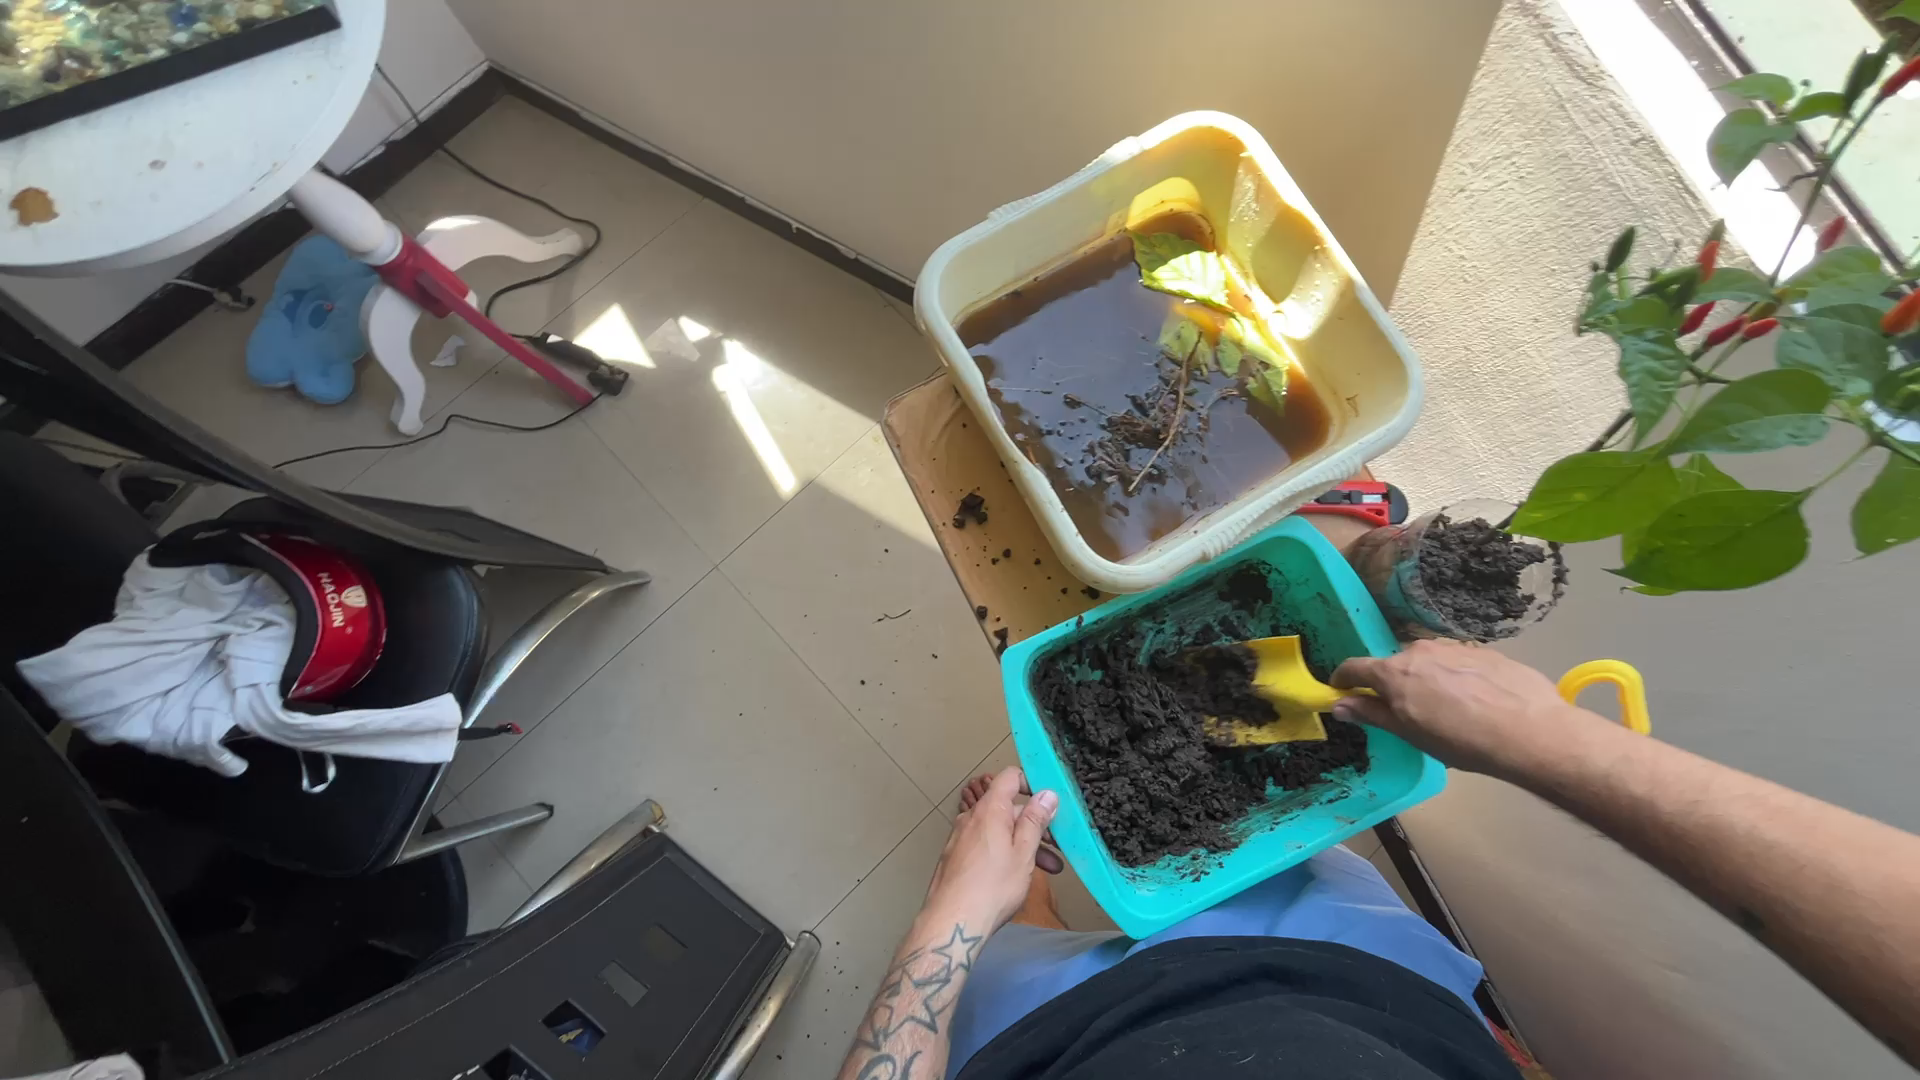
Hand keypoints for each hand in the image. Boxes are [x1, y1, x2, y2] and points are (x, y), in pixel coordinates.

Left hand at [924, 766, 1057, 930]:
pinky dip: (1005, 853)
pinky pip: (986, 845)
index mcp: (989, 809)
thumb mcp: (1023, 853)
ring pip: (999, 830)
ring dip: (1024, 844)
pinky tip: (1020, 875)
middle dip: (1035, 824)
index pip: (1010, 777)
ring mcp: (962, 837)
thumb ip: (1035, 821)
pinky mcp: (957, 857)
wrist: (952, 923)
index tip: (1050, 802)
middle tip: (1059, 846)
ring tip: (1050, 869)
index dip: (1031, 783)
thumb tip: (1047, 793)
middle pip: (1007, 808)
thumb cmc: (993, 886)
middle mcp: (972, 817)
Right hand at [1330, 640, 1606, 776]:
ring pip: (1427, 661)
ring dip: (1427, 678)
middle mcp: (1417, 651)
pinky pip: (1458, 662)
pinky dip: (1457, 677)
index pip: (1353, 667)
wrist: (1533, 733)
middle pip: (1393, 664)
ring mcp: (1452, 647)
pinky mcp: (1485, 651)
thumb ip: (1371, 714)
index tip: (1343, 692)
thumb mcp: (1410, 733)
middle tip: (1410, 711)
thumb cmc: (1462, 740)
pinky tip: (1478, 701)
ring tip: (1450, 707)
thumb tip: (1338, 705)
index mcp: (1392, 671)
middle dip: (1393, 683)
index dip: (1343, 680)